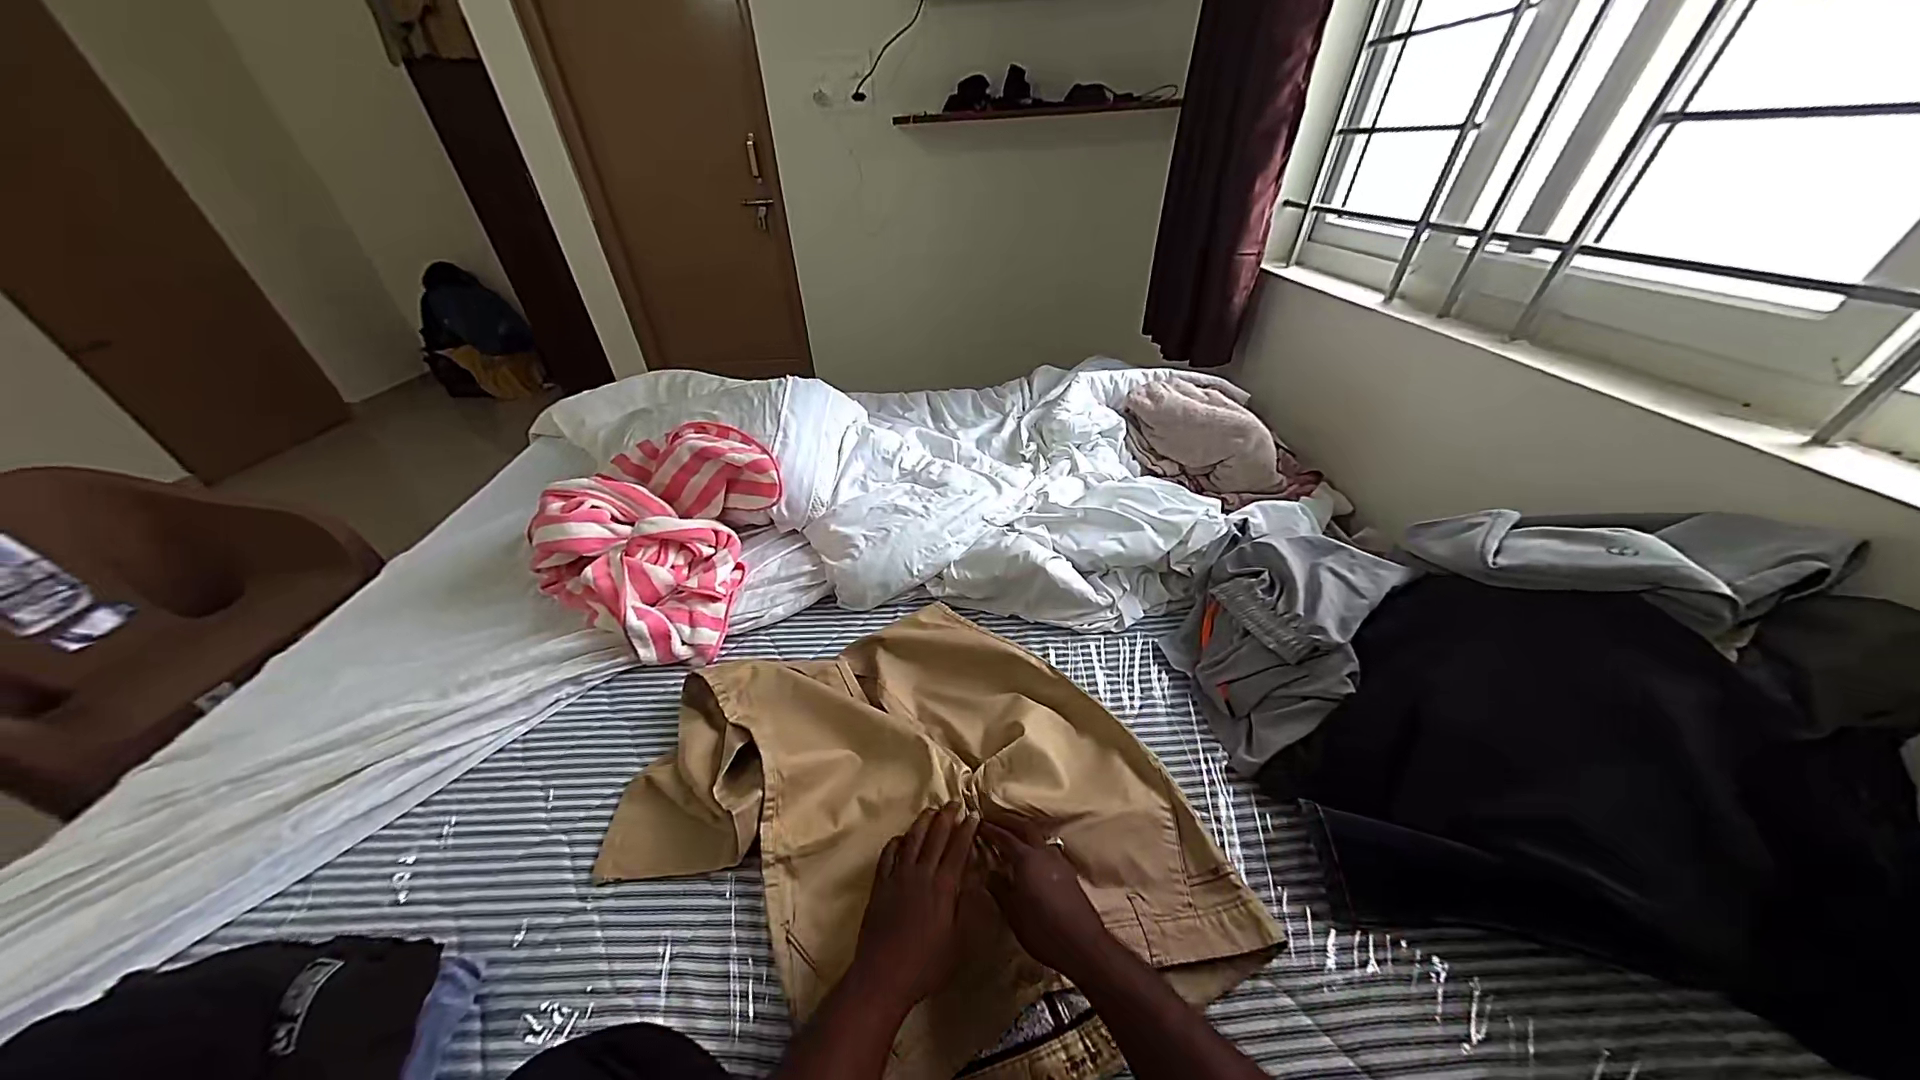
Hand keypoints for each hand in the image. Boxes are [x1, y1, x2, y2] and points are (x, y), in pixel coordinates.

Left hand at [847, 802, 978, 1010]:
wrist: (883, 975)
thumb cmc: (926, 965)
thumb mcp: (958, 941)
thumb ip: (968, 908)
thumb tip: (977, 880)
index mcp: (943, 887)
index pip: (958, 850)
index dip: (966, 830)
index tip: (973, 815)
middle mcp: (921, 875)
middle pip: (935, 837)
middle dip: (946, 817)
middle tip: (954, 802)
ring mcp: (898, 877)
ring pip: (912, 840)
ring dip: (923, 823)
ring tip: (931, 810)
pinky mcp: (880, 885)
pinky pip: (888, 855)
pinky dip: (897, 842)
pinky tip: (901, 838)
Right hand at [977, 814, 1116, 978]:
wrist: (1082, 944)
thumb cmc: (1042, 929)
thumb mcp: (1013, 912)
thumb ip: (1000, 889)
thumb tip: (990, 873)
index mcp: (1027, 859)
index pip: (1006, 838)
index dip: (991, 830)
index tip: (980, 824)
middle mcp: (1045, 854)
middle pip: (1026, 828)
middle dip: (1009, 822)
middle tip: (995, 821)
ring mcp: (1060, 863)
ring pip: (1040, 838)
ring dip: (1025, 833)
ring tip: (1013, 838)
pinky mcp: (1070, 874)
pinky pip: (1048, 851)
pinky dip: (1036, 848)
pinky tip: (1032, 860)